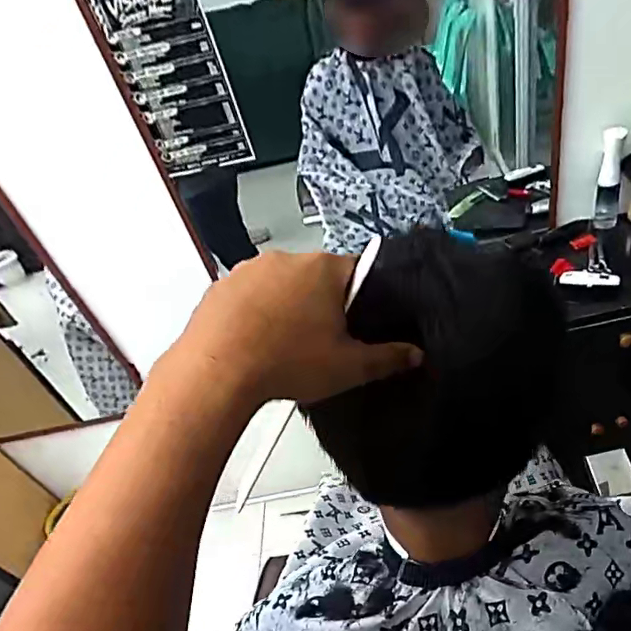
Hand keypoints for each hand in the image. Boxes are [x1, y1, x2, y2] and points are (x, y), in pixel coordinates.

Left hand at [168, 250, 421, 405]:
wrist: (218, 370)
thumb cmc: (281, 362)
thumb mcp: (349, 367)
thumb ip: (387, 359)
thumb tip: (411, 354)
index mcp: (324, 270)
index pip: (360, 271)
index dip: (364, 300)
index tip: (358, 323)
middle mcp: (286, 260)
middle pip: (319, 279)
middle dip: (324, 308)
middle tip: (324, 345)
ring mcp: (250, 271)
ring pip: (283, 288)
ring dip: (289, 312)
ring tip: (289, 351)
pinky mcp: (223, 287)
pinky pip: (251, 299)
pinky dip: (258, 319)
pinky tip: (262, 349)